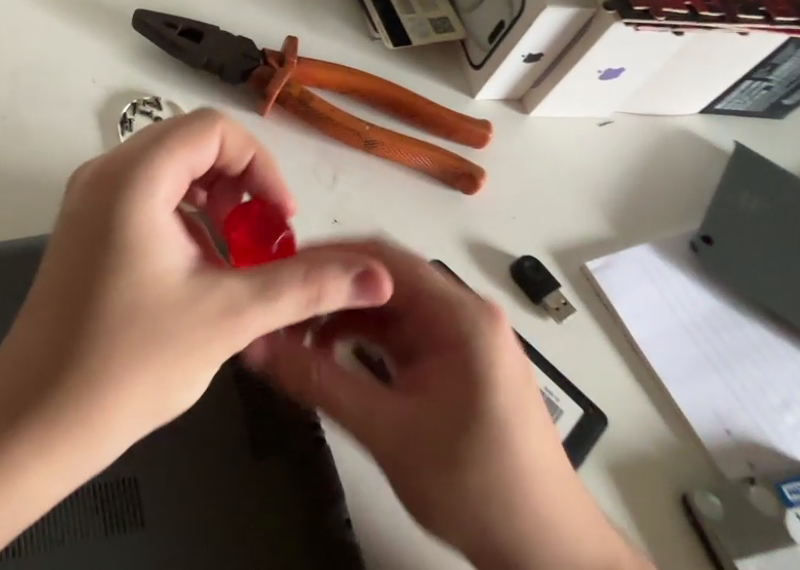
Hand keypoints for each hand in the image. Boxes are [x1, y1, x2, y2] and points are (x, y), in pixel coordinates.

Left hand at [0, 108, 394, 452]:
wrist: (39, 416)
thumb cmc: (127, 362)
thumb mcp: (228, 317)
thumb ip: (304, 286)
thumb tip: (374, 275)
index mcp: (133, 177)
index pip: (212, 129)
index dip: (260, 165)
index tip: (281, 220)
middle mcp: (105, 174)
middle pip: (190, 144)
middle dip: (239, 185)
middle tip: (263, 240)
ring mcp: (89, 201)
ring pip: (168, 172)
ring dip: (213, 203)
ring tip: (236, 260)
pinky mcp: (85, 230)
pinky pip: (145, 199)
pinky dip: (183, 220)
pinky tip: (199, 273)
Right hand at [246, 241, 647, 569]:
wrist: (542, 548)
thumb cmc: (479, 486)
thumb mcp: (387, 431)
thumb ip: (317, 382)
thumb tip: (258, 346)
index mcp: (461, 317)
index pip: (382, 259)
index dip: (325, 258)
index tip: (277, 271)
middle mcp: (463, 315)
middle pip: (382, 279)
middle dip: (326, 287)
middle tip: (277, 301)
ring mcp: (459, 339)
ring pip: (386, 306)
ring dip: (339, 313)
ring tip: (292, 329)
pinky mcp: (452, 363)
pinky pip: (397, 333)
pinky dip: (359, 338)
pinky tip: (326, 354)